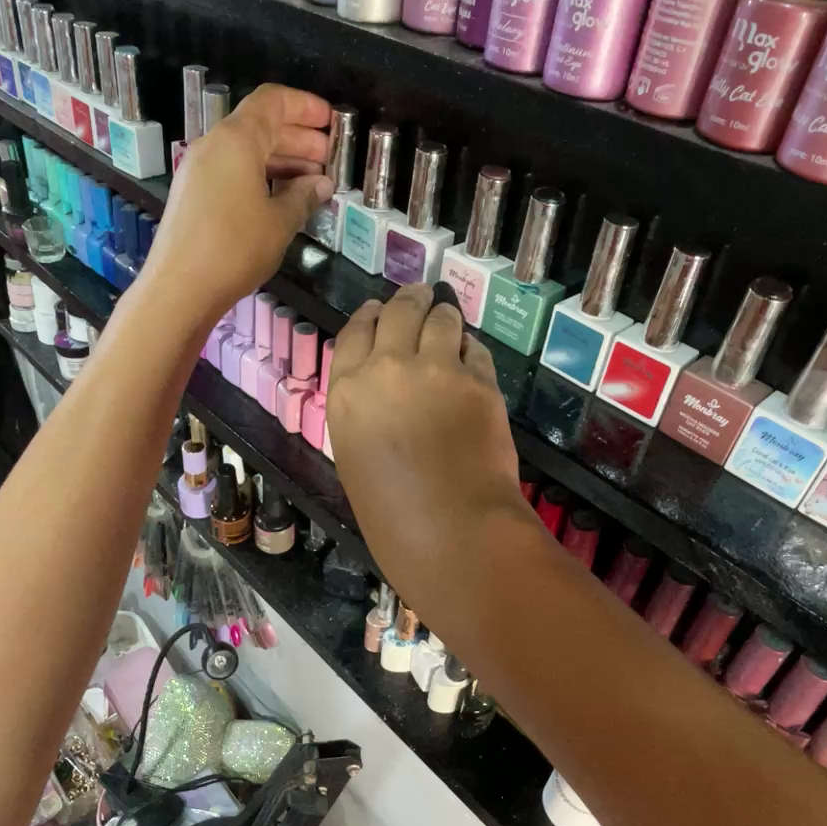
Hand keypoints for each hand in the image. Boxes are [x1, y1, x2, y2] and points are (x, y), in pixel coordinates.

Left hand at [142, 84, 332, 318]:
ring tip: (313, 181)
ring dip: (281, 159)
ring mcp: (199, 170)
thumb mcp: (280, 222)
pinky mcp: (193, 194)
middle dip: (298, 137)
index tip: (331, 121)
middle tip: (329, 157)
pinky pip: (232, 171)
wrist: (180, 287)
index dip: (305, 105)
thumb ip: (303, 196)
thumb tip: (321, 183)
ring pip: (246, 151)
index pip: (273, 101)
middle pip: (260, 125)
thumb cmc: (235, 248)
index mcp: (237, 140)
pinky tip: (282, 199)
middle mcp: (214, 145)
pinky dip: (260, 176)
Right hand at [329, 284, 530, 598]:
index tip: (378, 309)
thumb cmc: (392, 513)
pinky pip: (475, 350)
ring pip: (442, 319)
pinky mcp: (479, 380)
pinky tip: (470, 357)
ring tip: (448, 318)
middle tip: (420, 296)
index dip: (370, 315)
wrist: (450, 529)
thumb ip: (366, 410)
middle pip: (400, 312)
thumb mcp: (355, 454)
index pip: (356, 331)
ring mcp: (438, 369)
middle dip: (411, 300)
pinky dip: (471, 350)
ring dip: (444, 316)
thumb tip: (387, 391)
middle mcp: (388, 367)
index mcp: (347, 391)